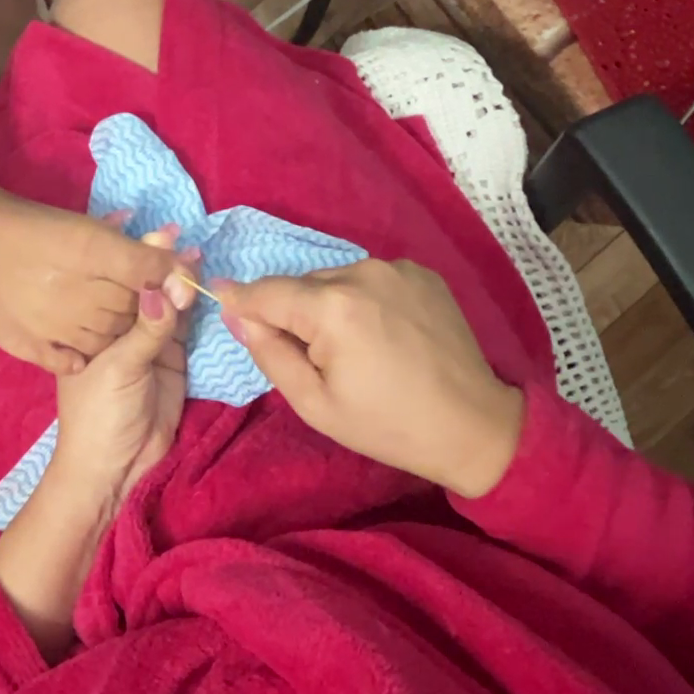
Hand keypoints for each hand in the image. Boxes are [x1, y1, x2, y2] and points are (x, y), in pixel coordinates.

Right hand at [0, 94, 178, 375]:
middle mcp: (75, 291)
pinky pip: (73, 359)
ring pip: (108, 338)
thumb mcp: (74, 223)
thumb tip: (168, 239)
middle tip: (144, 290)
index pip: (151, 273)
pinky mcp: (25, 346)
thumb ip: (121, 237)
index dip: (174, 273)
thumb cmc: (13, 218)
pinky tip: (80, 337)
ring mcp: (50, 324)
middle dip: (146, 300)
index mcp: (89, 251)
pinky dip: (84, 352)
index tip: (187, 269)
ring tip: (107, 311)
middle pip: (134, 308)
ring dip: (118, 329)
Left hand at [54, 228, 195, 498]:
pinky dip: (196, 306)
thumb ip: (148, 328)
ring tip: (197, 253)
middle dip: (161, 262)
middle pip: (146, 285)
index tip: (157, 231)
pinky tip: (206, 284)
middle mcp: (119, 324)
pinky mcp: (173, 356)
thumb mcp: (121, 367)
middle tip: (183, 237)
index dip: (135, 255)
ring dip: (182, 280)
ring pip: (169, 301)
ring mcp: (148, 339)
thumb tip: (168, 285)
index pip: (116, 280)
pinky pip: (186, 324)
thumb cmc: (100, 413)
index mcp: (92, 322)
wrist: (117, 466)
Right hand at [218, 259, 524, 497]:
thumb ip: (269, 353)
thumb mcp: (314, 403)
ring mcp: (396, 268)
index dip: (240, 299)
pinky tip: (383, 334)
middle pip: (302, 286)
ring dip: (328, 306)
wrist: (473, 425)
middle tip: (312, 357)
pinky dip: (362, 300)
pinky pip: (369, 280)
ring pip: (335, 280)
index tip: (220, 298)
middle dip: (293, 313)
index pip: (266, 292)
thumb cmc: (386, 424)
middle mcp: (363, 272)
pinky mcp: (421, 272)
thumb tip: (238, 315)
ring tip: (354, 349)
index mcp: (332, 307)